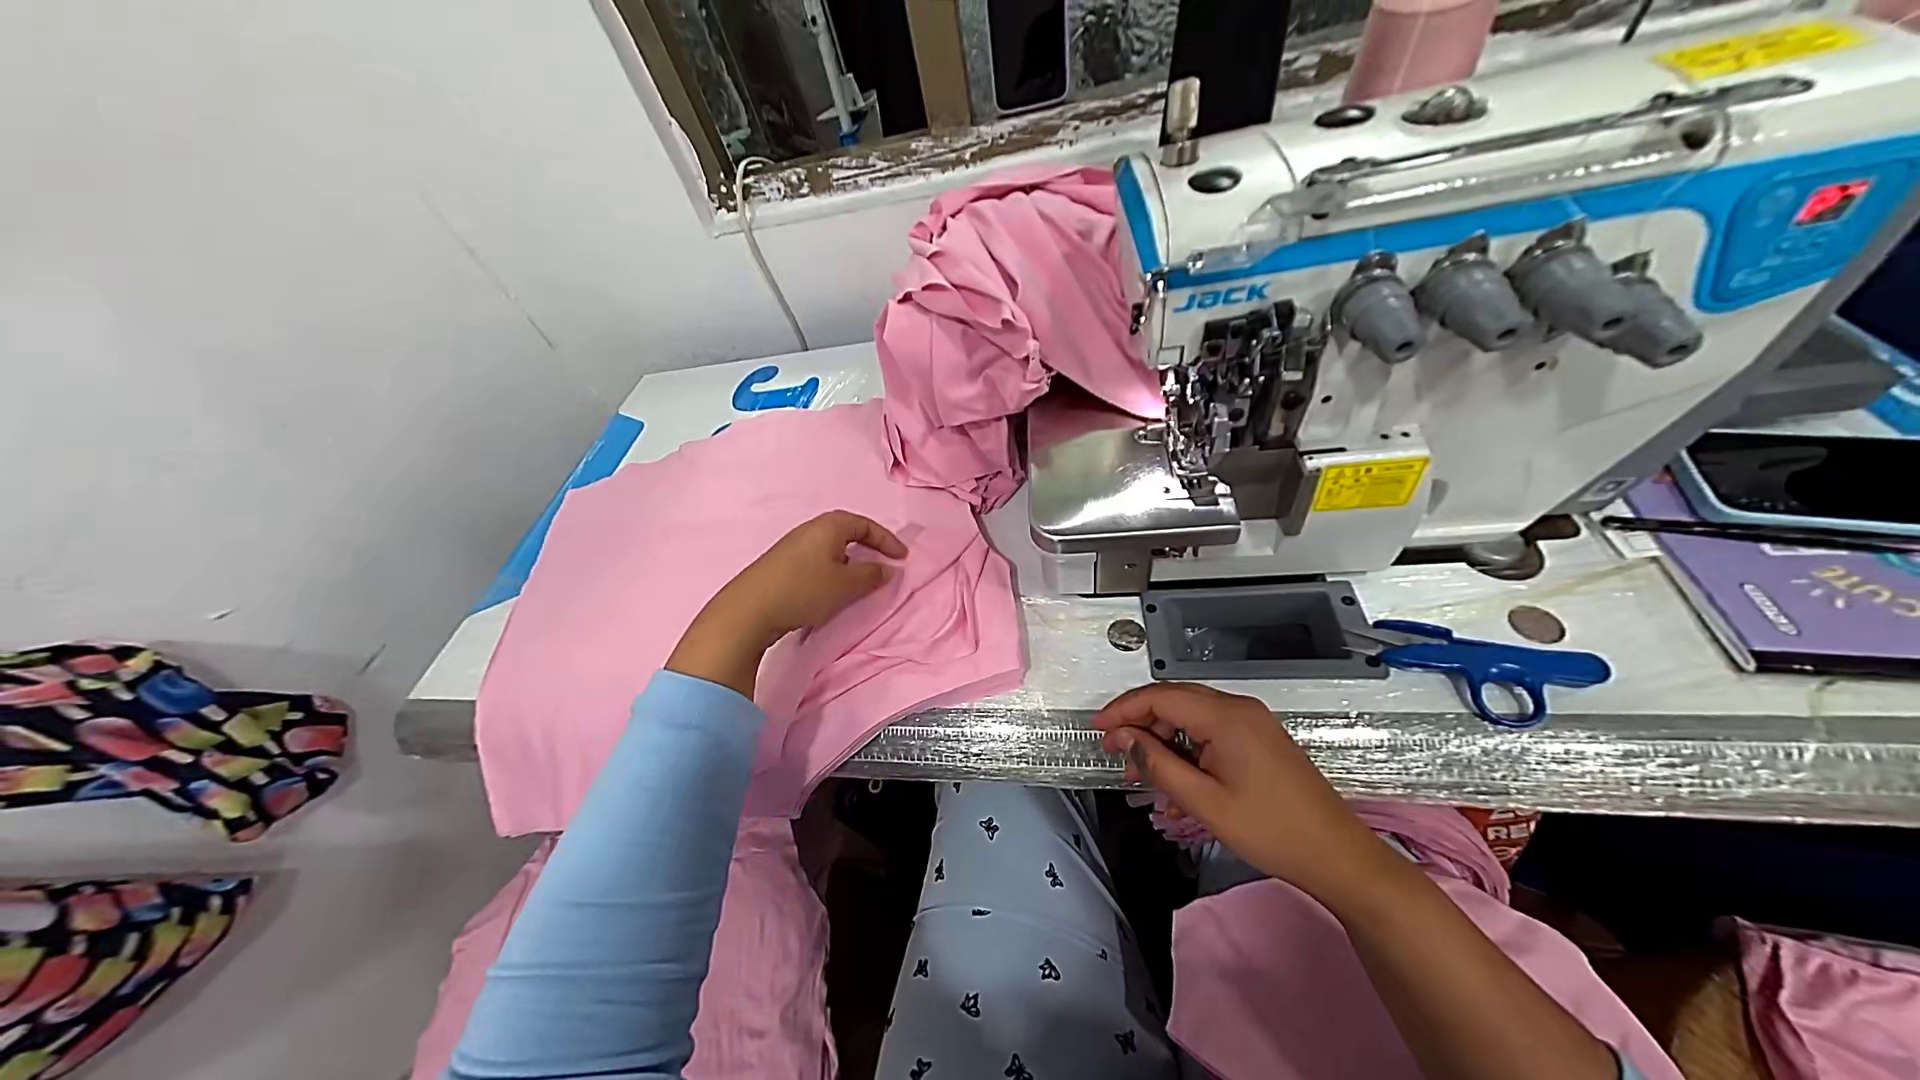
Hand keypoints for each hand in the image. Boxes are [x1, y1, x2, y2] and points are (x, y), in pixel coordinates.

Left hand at [666, 511, 907, 698]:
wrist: (749, 610)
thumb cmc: (804, 590)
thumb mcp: (846, 585)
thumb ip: (872, 575)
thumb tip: (888, 569)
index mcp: (829, 526)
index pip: (865, 524)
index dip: (887, 540)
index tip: (902, 558)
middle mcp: (810, 529)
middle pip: (846, 532)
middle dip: (867, 547)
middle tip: (882, 564)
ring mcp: (792, 546)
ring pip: (830, 548)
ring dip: (849, 561)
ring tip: (858, 582)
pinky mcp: (781, 565)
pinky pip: (817, 560)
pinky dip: (832, 570)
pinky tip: (830, 590)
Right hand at [1094, 682, 1395, 904]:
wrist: (1337, 856)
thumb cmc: (1272, 830)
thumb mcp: (1204, 801)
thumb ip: (1158, 764)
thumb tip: (1125, 739)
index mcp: (1225, 717)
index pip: (1159, 697)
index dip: (1123, 710)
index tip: (1098, 730)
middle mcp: (1239, 709)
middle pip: (1174, 701)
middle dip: (1141, 725)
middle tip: (1119, 756)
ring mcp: (1253, 722)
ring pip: (1191, 718)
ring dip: (1164, 741)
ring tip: (1146, 776)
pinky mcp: (1260, 739)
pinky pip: (1211, 733)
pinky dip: (1188, 751)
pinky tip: (1179, 785)